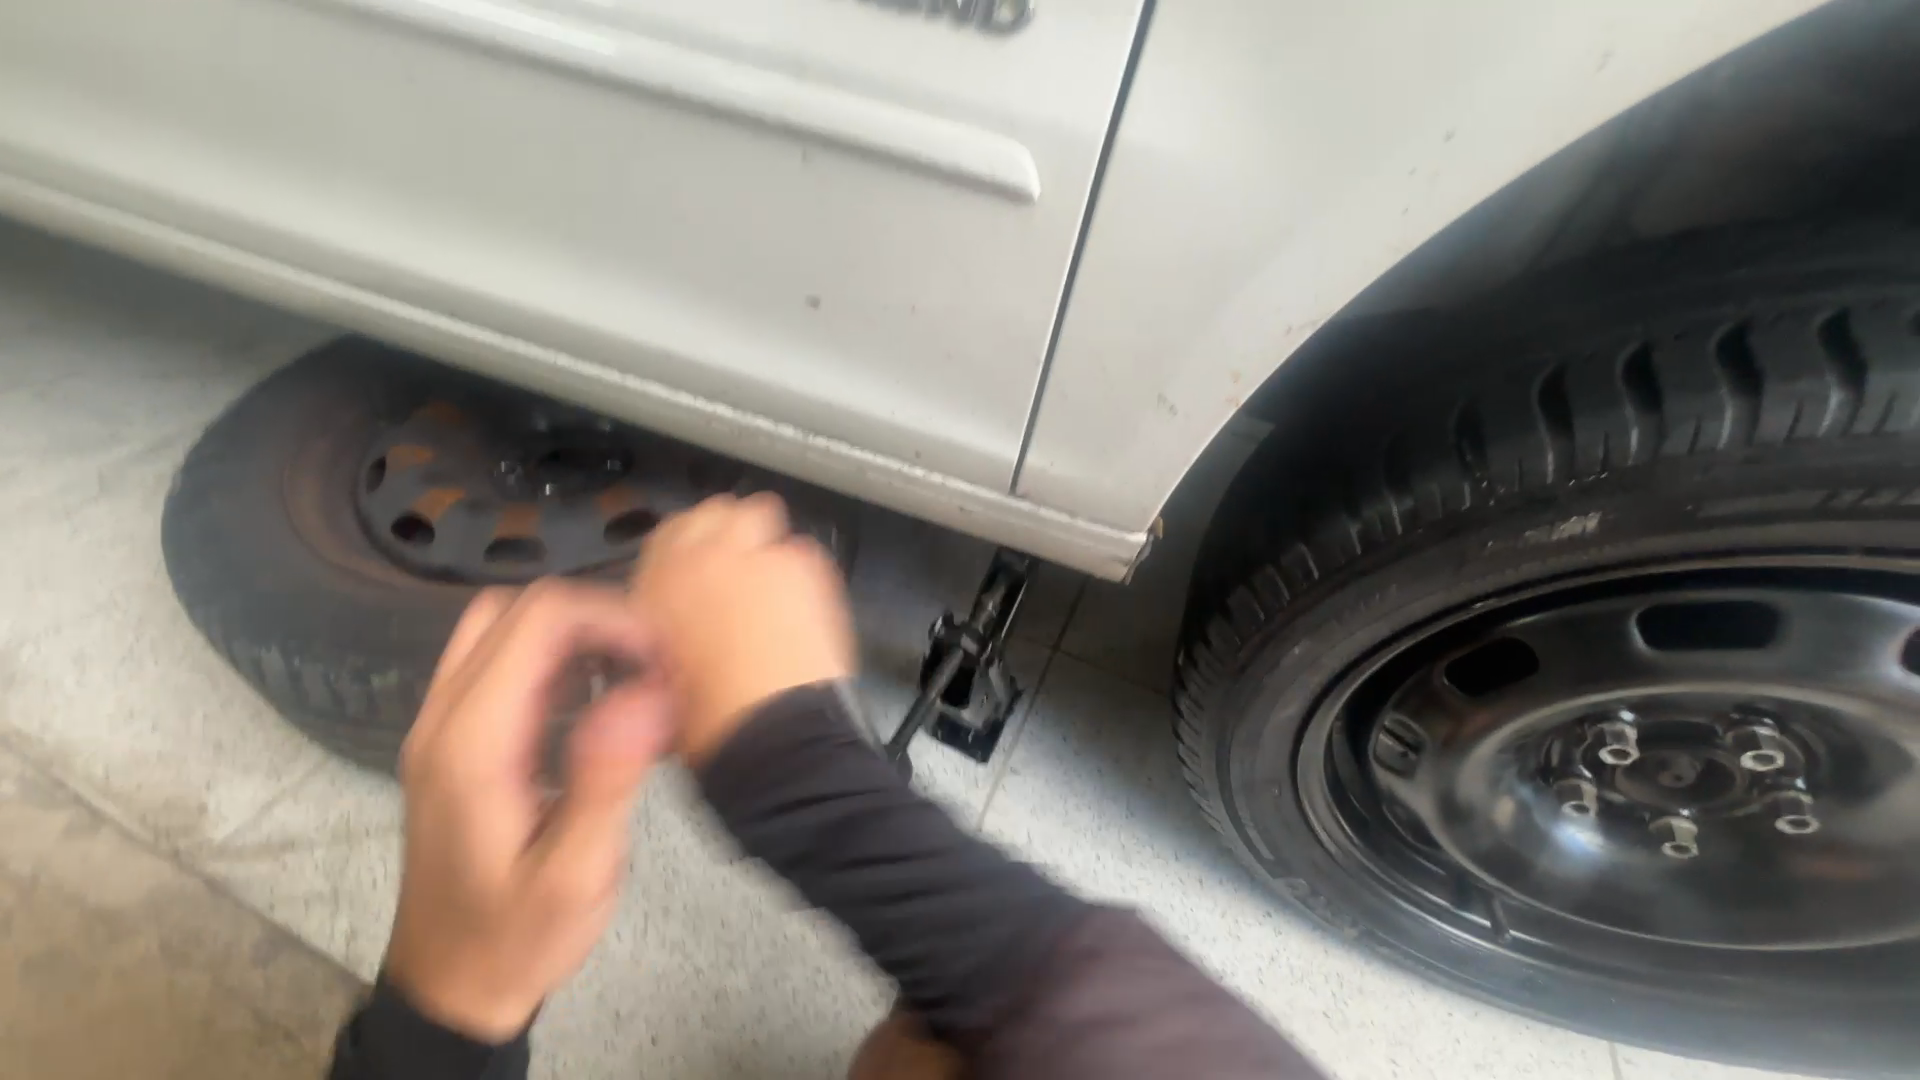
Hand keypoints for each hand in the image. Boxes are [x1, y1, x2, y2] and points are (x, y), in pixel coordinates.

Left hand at [383, 580, 674, 1041]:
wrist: (451, 988)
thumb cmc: (519, 937)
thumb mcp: (574, 874)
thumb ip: (606, 779)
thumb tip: (649, 690)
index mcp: (472, 740)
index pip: (541, 618)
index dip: (614, 619)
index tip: (665, 663)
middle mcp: (446, 715)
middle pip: (520, 607)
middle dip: (601, 618)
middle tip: (655, 665)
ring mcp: (445, 722)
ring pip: (508, 624)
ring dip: (580, 632)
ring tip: (635, 675)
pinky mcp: (460, 735)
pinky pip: (506, 658)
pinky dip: (562, 654)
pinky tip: (602, 696)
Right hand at [629, 493, 855, 765]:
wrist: (775, 734)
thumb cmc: (717, 721)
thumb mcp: (659, 676)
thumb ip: (661, 631)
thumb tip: (672, 621)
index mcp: (659, 585)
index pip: (669, 532)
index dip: (689, 544)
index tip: (703, 559)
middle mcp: (704, 558)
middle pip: (716, 512)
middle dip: (729, 532)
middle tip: (743, 564)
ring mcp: (757, 556)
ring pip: (759, 516)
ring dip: (766, 541)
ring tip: (775, 579)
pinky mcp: (803, 566)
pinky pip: (802, 549)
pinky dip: (802, 568)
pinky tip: (802, 603)